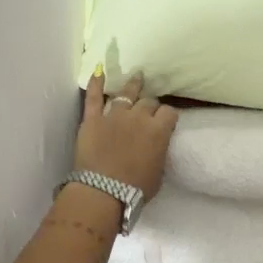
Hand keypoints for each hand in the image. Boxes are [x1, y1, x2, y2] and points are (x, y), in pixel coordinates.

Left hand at [74, 72, 177, 198]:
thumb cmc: (136, 188)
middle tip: (150, 109)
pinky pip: (93, 97)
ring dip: (133, 85)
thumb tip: (156, 144)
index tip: (167, 120)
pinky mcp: (92, 119)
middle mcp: (139, 117)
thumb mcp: (159, 171)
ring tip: (137, 77)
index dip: (169, 116)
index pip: (169, 112)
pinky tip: (98, 71)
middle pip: (149, 102)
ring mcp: (114, 115)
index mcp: (159, 130)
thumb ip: (159, 151)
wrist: (103, 191)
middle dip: (151, 105)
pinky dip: (95, 83)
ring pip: (126, 94)